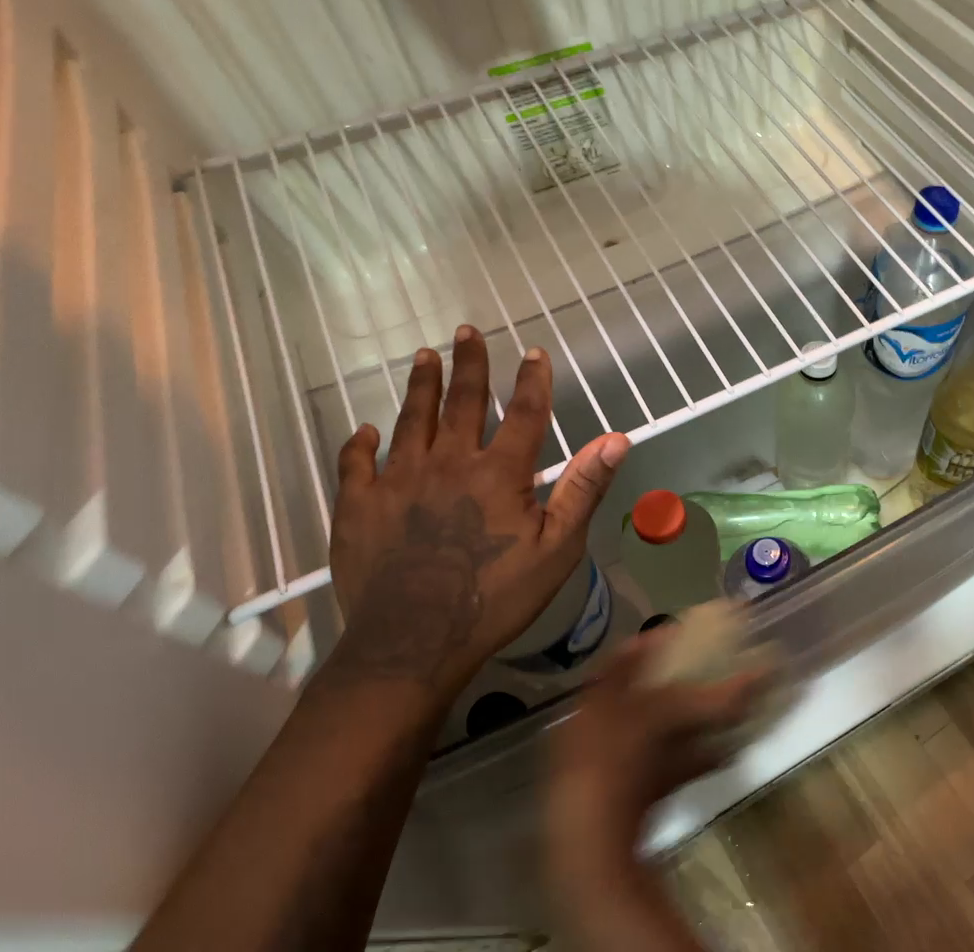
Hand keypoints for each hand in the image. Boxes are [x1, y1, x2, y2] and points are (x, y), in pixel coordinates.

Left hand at [327, 325, 629, 700]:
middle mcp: (448, 462)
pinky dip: (361, 443)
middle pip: (462, 402)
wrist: (412, 641)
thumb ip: (584, 489)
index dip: (532, 380)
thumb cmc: (495, 598)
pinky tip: (365, 430)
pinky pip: (356, 463)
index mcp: (499, 472)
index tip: (533, 352)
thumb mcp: (557, 548)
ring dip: (421, 386)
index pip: (524, 413)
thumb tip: (617, 438)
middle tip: (466, 332)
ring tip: (423, 357)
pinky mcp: (359, 504)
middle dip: (468, 364)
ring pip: (411, 420)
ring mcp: (398, 480)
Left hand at [544, 631, 766, 872]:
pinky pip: (666, 768)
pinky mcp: (629, 799)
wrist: (593, 846)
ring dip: (692, 725)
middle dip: (680, 686)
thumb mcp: (666, 718)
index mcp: (595, 702)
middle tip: (713, 672)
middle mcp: (598, 730)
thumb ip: (713, 697)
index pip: (623, 660)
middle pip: (643, 698)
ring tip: (728, 714)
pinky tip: (722, 757)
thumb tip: (761, 673)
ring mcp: (611, 767)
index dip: (654, 644)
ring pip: (657, 735)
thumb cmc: (619, 763)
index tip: (685, 634)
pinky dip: (693, 759)